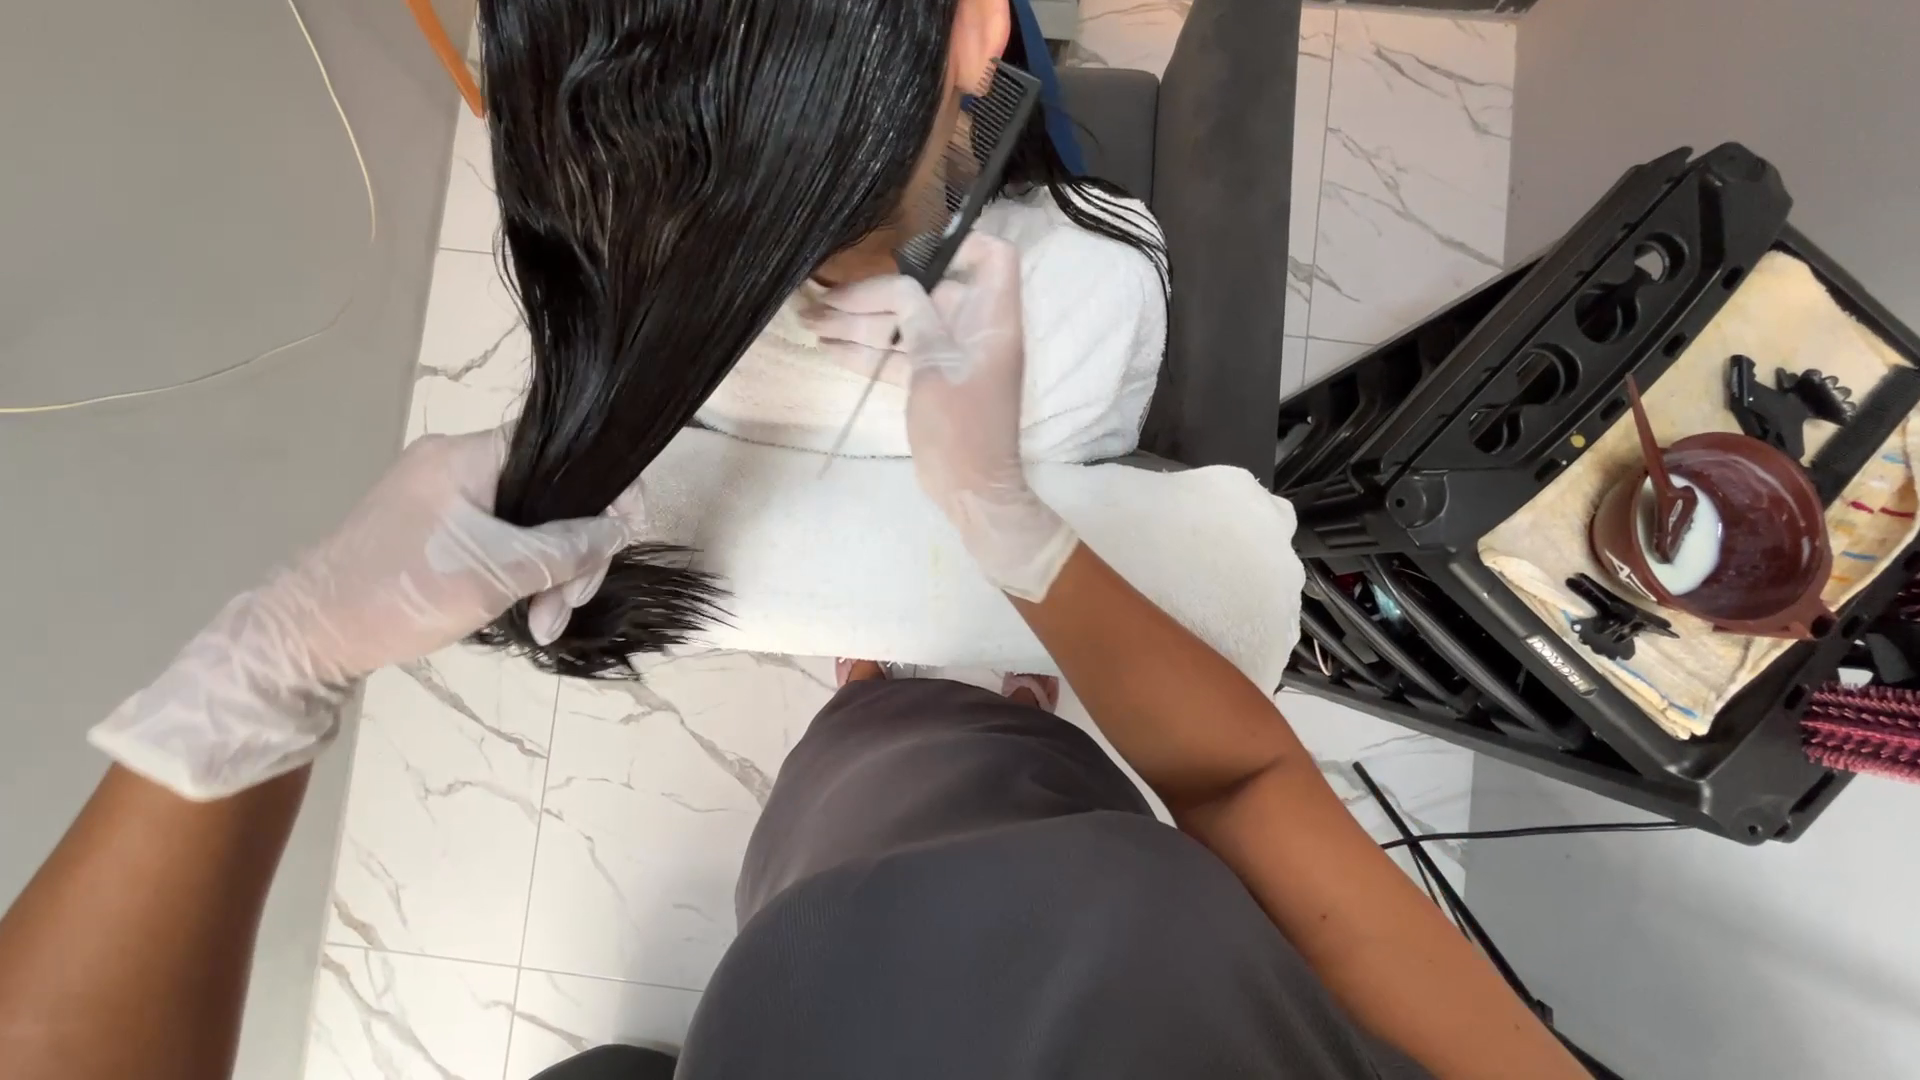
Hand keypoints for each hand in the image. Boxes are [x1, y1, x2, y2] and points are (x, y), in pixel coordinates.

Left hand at [89, 429, 643, 799]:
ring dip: (554, 577)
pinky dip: (529, 578)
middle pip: (558, 497)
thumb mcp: (498, 571)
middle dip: (576, 555)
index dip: (609, 492)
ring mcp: (456, 499)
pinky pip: (514, 543)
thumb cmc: (400, 592)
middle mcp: (465, 465)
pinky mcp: (450, 529)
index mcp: (470, 456)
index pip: (568, 451)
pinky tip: (535, 615)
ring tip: (549, 626)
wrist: (306, 638)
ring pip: (539, 527)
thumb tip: (620, 530)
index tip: (619, 543)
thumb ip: (568, 547)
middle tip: (570, 605)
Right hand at [806, 234, 1076, 599]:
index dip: (958, 245)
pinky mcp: (931, 381)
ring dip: (860, 325)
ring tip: (811, 322)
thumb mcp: (936, 368)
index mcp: (990, 320)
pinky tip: (830, 347)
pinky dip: (869, 353)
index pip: (991, 259)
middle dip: (874, 295)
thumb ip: (917, 320)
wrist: (971, 491)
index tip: (912, 254)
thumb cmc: (962, 430)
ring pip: (904, 327)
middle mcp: (972, 331)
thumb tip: (901, 288)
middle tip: (823, 301)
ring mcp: (950, 357)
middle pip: (925, 294)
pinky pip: (899, 357)